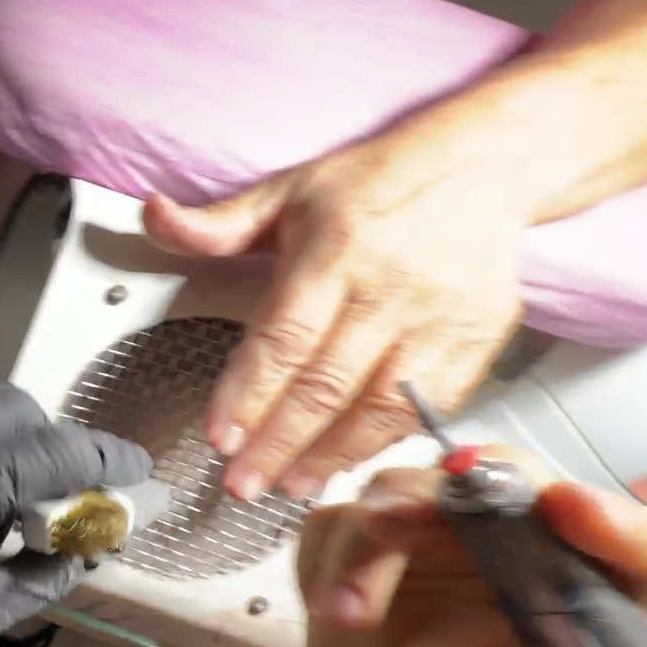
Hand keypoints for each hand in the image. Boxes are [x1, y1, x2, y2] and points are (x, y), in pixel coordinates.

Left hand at [143, 129, 527, 501]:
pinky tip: (346, 463)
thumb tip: (154, 217)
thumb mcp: (287, 191)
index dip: (247, 393)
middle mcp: (392, 291)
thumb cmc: (378, 181)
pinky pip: (431, 403)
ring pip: (381, 404)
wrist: (492, 160)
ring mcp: (443, 318)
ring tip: (287, 486)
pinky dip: (386, 441)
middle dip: (279, 442)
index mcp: (337, 255)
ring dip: (331, 454)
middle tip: (241, 483)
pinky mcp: (480, 337)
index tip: (219, 437)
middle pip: (326, 383)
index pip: (282, 339)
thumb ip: (216, 223)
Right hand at [271, 463, 646, 646]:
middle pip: (502, 480)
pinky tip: (328, 608)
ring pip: (398, 490)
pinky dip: (321, 561)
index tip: (568, 509)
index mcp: (591, 589)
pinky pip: (334, 517)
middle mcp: (522, 540)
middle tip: (389, 525)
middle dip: (444, 498)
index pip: (640, 542)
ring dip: (359, 551)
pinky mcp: (367, 522)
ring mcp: (437, 523)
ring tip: (342, 618)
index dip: (612, 523)